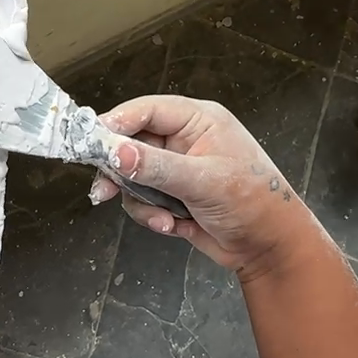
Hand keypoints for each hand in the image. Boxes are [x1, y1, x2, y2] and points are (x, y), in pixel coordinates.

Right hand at [91, 95, 329, 279]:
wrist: (268, 246)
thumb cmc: (251, 202)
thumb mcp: (202, 181)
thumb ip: (156, 166)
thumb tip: (115, 152)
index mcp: (198, 120)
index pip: (145, 111)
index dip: (115, 124)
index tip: (88, 142)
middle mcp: (183, 140)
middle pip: (130, 145)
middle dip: (120, 170)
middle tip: (103, 190)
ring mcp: (175, 169)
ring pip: (131, 177)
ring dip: (140, 201)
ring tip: (161, 218)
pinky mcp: (170, 196)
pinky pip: (142, 200)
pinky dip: (150, 215)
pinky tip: (170, 226)